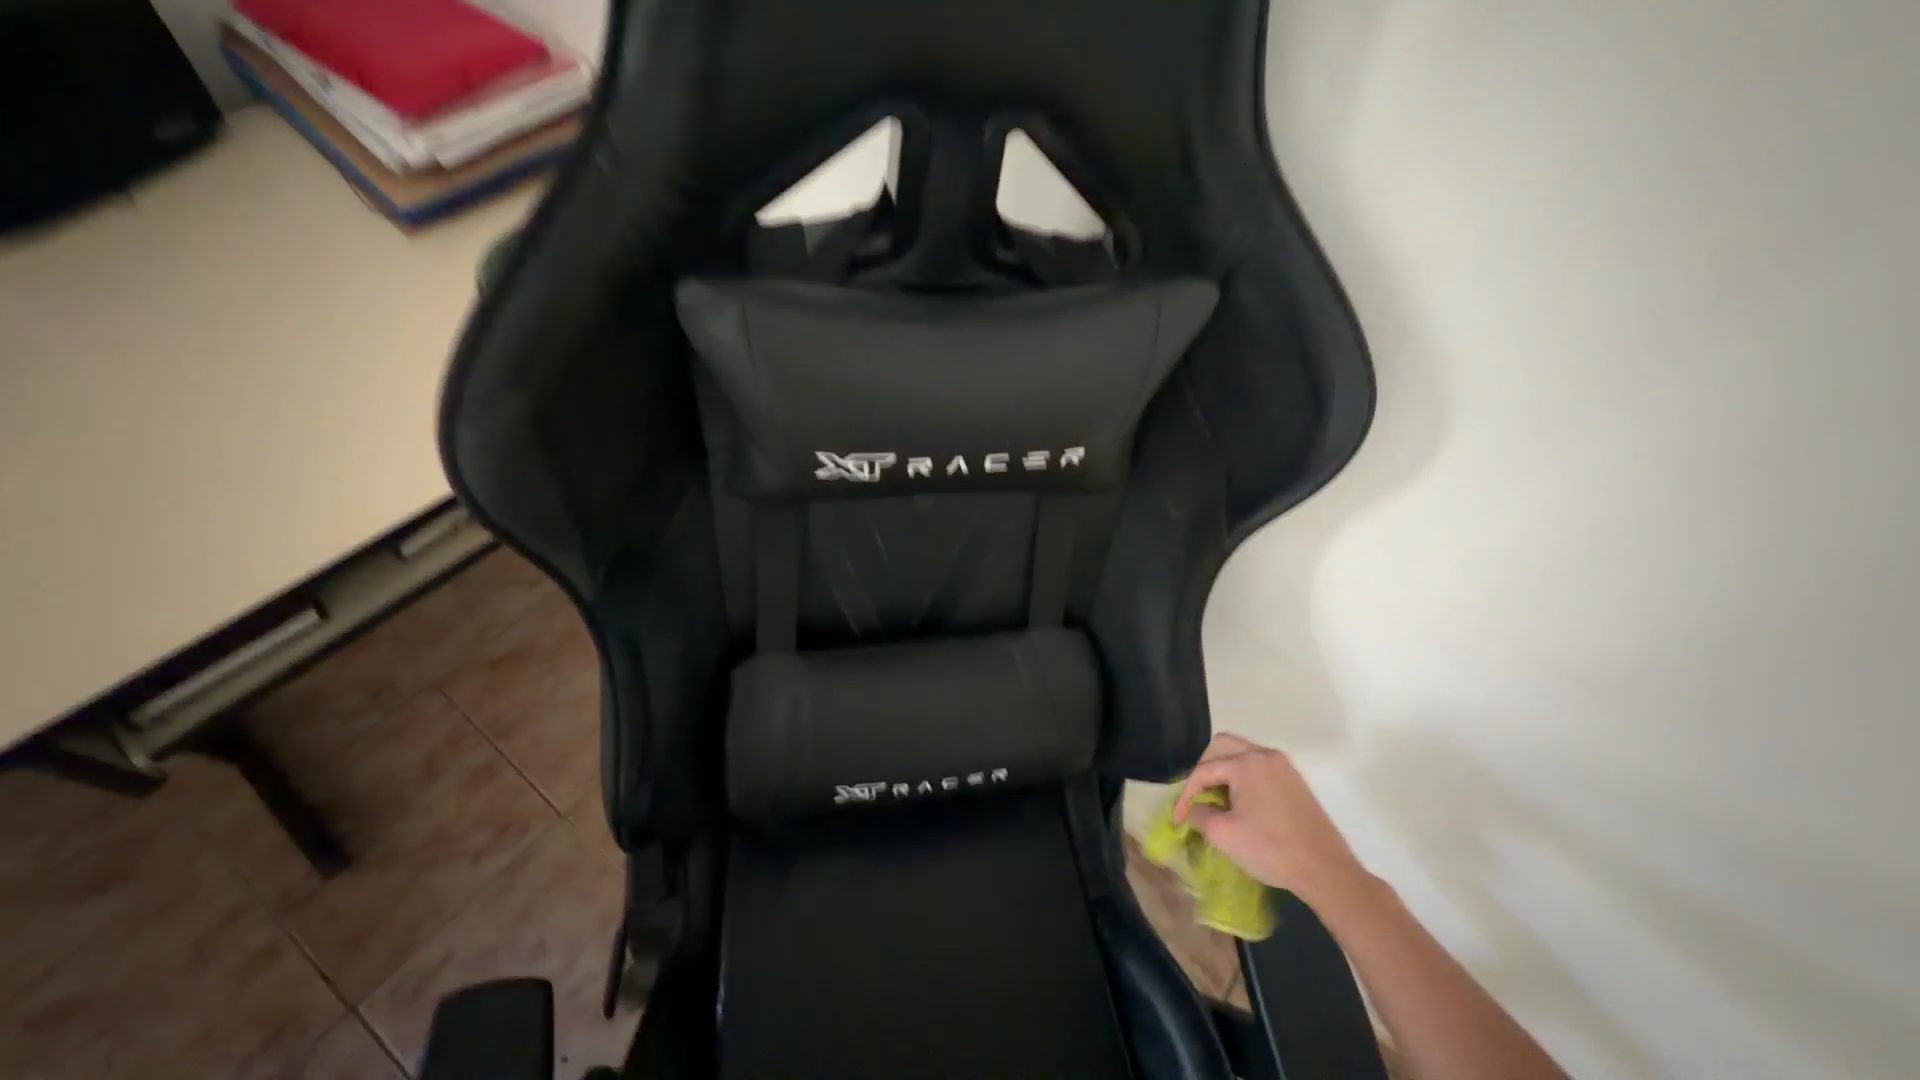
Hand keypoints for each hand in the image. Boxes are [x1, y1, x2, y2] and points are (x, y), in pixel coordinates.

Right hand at [1174, 733, 1372, 907]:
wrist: (1324, 869)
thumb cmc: (1270, 849)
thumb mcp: (1224, 835)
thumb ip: (1199, 815)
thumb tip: (1196, 810)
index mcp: (1246, 763)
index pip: (1204, 770)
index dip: (1186, 795)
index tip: (1177, 819)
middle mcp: (1265, 755)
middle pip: (1222, 746)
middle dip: (1203, 770)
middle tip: (1196, 796)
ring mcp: (1284, 766)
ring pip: (1242, 754)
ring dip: (1224, 772)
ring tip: (1215, 800)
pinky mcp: (1294, 781)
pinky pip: (1259, 767)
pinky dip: (1243, 777)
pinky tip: (1240, 804)